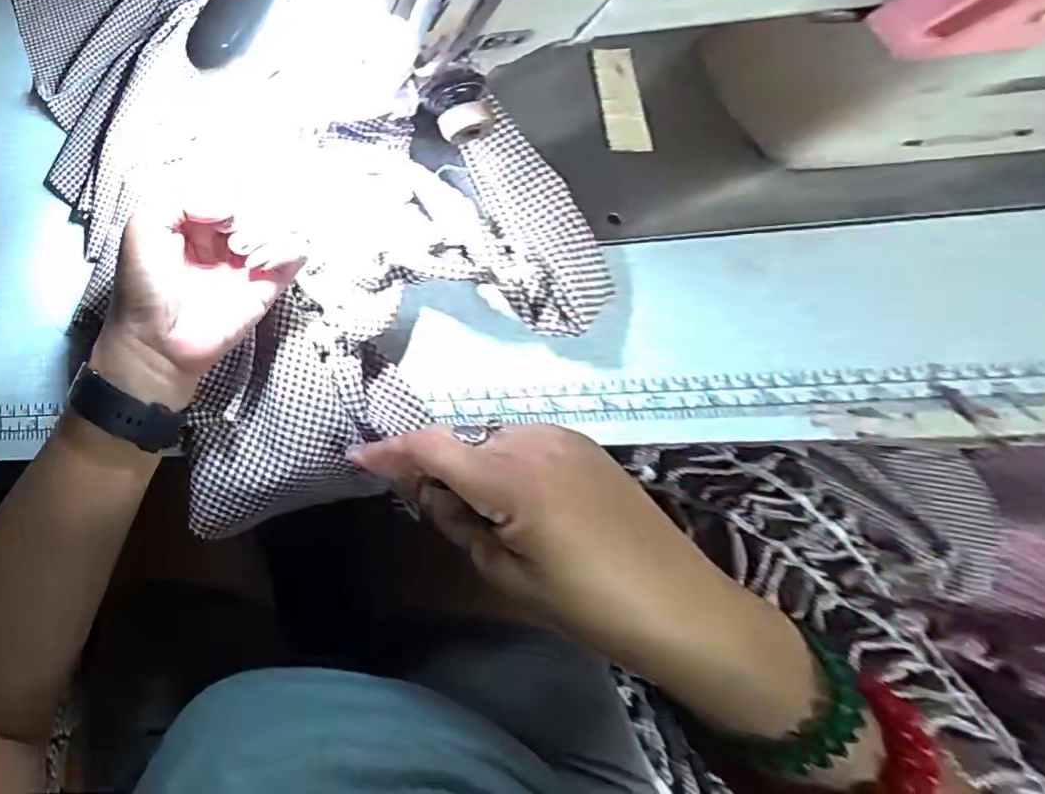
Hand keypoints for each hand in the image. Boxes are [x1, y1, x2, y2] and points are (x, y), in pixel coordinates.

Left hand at [90, 199, 303, 411]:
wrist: (156, 341)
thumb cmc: (144, 286)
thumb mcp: (144, 226)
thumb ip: (181, 201)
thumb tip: (229, 208)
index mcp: (200, 224)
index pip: (232, 192)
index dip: (228, 196)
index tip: (216, 217)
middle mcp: (228, 240)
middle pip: (262, 204)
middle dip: (250, 215)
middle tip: (231, 240)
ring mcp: (251, 262)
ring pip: (284, 223)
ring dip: (268, 231)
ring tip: (243, 254)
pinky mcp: (269, 285)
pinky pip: (299, 252)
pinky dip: (286, 248)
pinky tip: (258, 263)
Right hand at [349, 425, 841, 746]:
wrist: (689, 609)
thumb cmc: (588, 605)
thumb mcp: (503, 572)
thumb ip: (450, 516)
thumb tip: (414, 482)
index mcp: (512, 478)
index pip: (430, 448)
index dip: (388, 451)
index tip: (355, 456)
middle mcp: (531, 440)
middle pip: (458, 444)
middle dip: (439, 471)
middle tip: (444, 514)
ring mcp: (559, 434)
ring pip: (486, 441)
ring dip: (473, 467)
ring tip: (500, 516)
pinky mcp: (579, 439)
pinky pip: (518, 442)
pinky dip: (504, 462)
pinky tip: (530, 501)